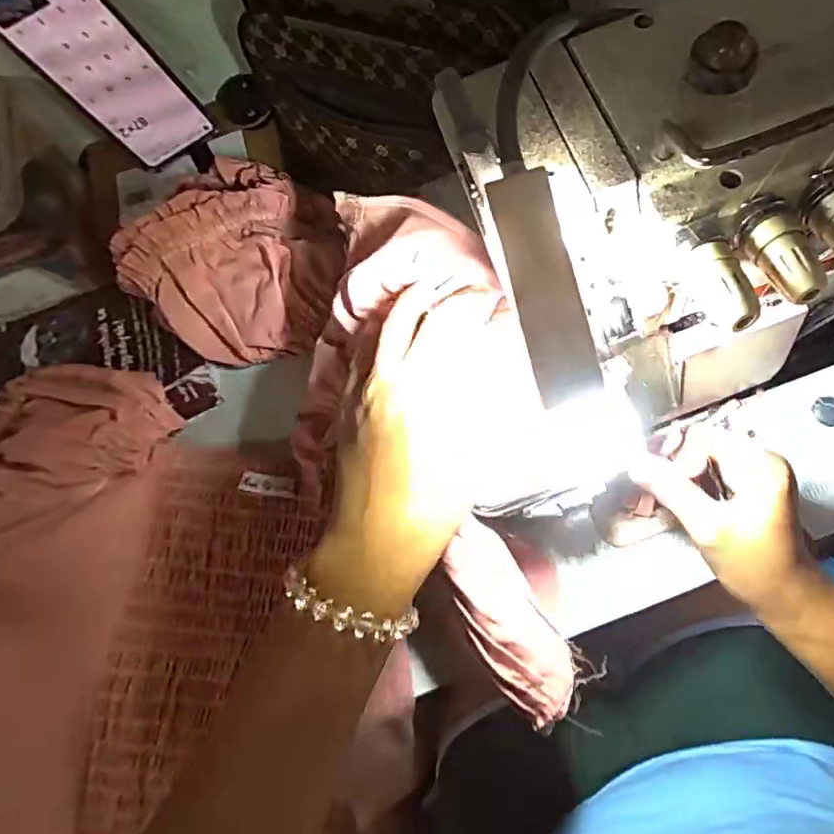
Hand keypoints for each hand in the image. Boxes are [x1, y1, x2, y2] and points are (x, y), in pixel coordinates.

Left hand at [314, 285, 505, 611]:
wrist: (373, 543)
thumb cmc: (432, 505)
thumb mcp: (471, 450)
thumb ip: (480, 401)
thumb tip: (489, 363)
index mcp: (421, 389)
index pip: (448, 325)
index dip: (471, 305)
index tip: (489, 300)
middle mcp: (385, 379)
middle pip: (407, 316)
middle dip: (435, 296)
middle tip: (457, 290)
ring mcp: (359, 390)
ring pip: (377, 330)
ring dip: (402, 307)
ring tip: (422, 296)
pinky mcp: (344, 405)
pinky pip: (358, 354)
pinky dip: (376, 334)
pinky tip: (388, 336)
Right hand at [629, 427, 827, 614]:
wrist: (786, 595)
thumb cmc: (751, 566)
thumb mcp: (707, 528)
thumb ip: (673, 491)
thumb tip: (637, 463)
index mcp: (761, 463)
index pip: (704, 437)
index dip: (676, 457)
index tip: (658, 483)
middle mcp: (766, 458)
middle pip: (708, 444)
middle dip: (680, 466)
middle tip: (658, 493)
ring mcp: (764, 470)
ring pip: (711, 457)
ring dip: (688, 476)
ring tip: (672, 500)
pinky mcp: (759, 483)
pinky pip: (721, 470)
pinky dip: (701, 483)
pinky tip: (691, 504)